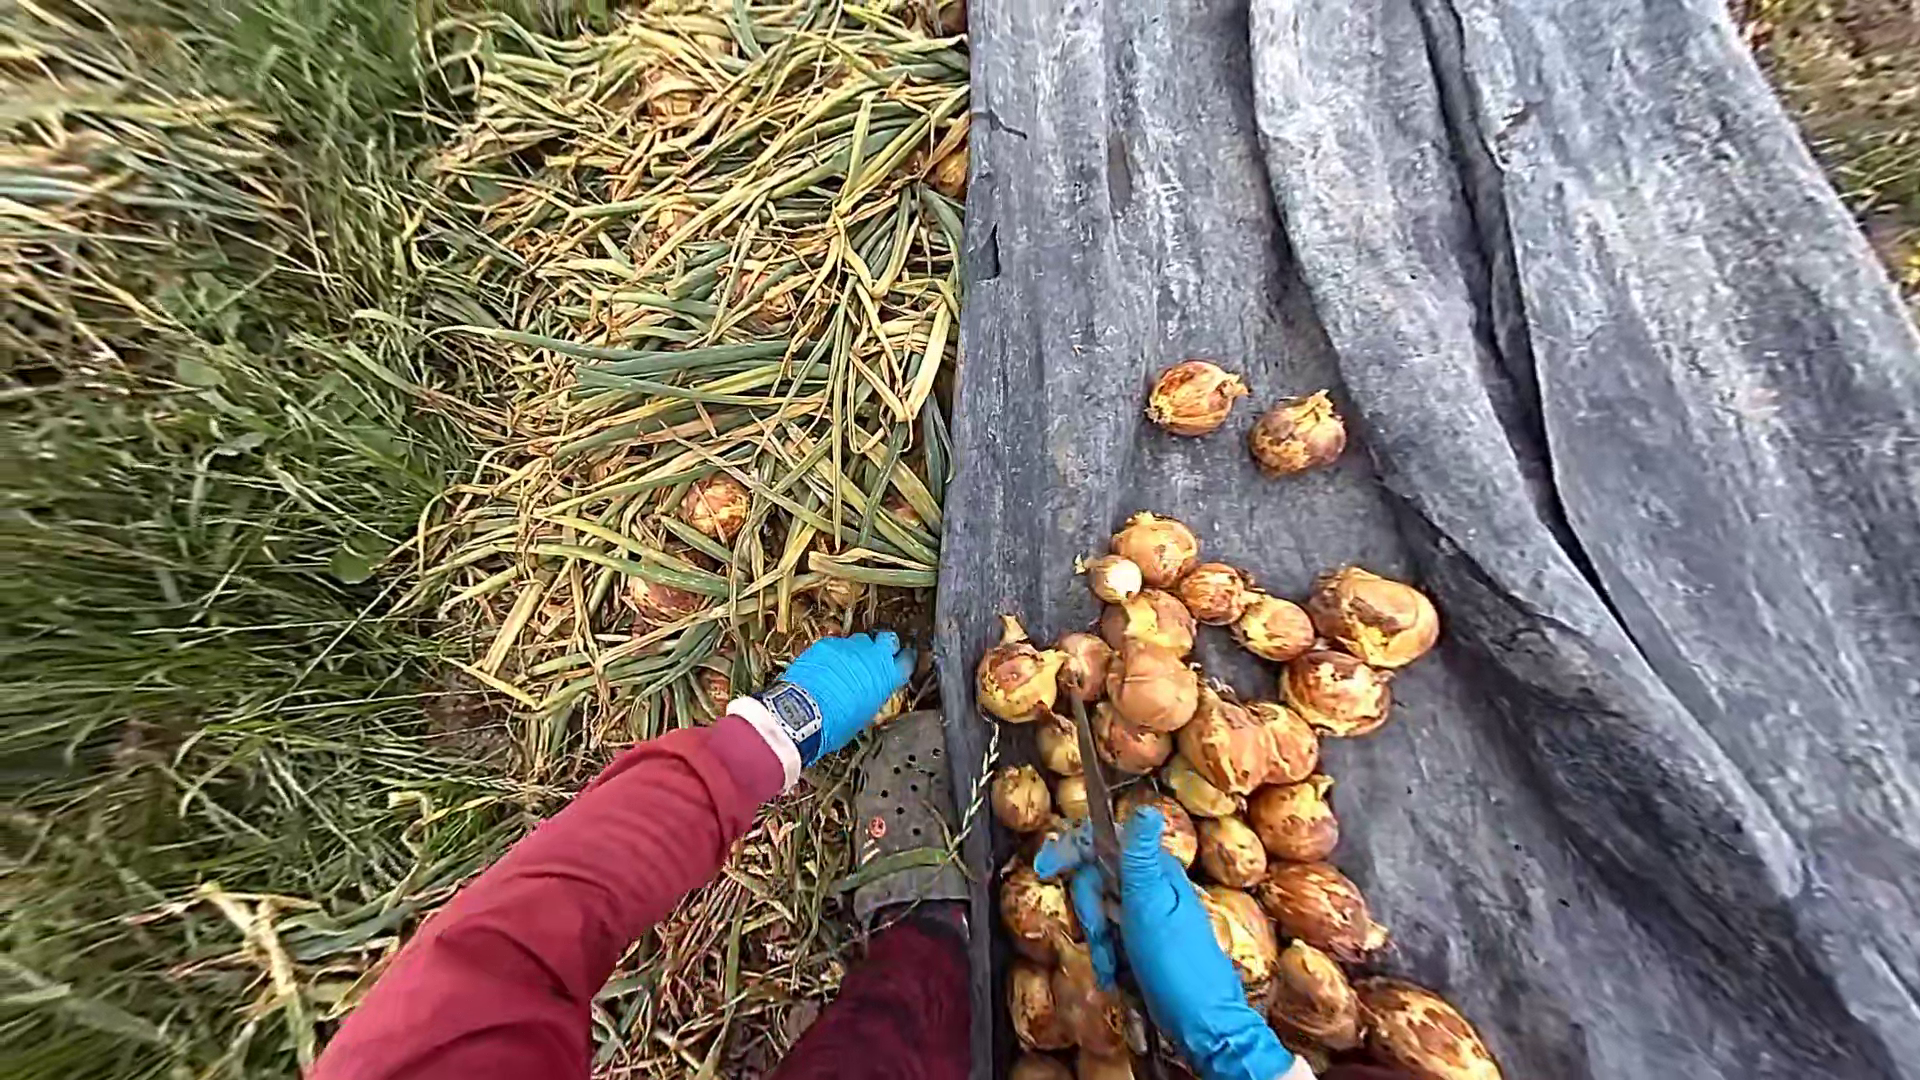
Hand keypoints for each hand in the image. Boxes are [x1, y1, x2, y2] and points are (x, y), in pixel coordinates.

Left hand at [778, 632, 913, 762]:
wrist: (804, 712)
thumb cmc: (836, 723)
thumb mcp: (864, 716)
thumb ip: (873, 696)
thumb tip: (869, 694)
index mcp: (888, 676)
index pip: (908, 659)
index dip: (904, 659)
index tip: (900, 662)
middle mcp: (873, 656)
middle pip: (889, 639)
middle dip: (884, 645)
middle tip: (877, 655)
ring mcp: (850, 646)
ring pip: (861, 639)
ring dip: (857, 649)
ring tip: (848, 663)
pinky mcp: (828, 643)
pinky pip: (836, 644)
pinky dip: (833, 653)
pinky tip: (824, 666)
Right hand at [1036, 809, 1296, 1079]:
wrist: (1206, 1029)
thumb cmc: (1178, 965)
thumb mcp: (1151, 905)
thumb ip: (1139, 855)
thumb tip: (1146, 808)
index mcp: (1151, 866)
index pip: (1100, 838)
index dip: (1068, 848)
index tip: (1043, 869)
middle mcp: (1147, 881)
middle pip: (1094, 875)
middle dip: (1089, 908)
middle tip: (1100, 935)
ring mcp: (1144, 911)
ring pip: (1098, 907)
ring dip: (1097, 937)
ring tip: (1111, 962)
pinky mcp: (1140, 938)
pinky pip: (1108, 934)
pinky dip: (1105, 953)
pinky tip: (1114, 972)